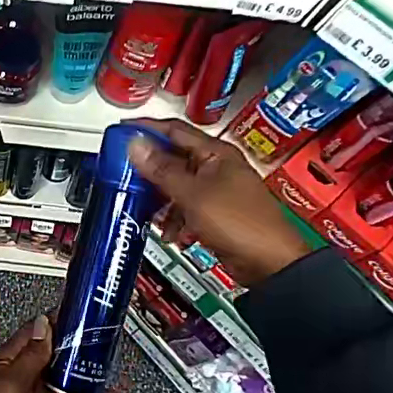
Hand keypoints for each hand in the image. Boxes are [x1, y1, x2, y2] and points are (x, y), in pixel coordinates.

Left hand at [0, 316, 121, 392]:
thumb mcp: (13, 386)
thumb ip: (31, 355)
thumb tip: (42, 324)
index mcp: (5, 364)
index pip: (34, 335)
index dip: (56, 324)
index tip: (78, 318)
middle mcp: (19, 379)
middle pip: (56, 359)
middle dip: (81, 358)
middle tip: (104, 354)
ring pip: (67, 386)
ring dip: (90, 389)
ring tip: (111, 392)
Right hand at [127, 119, 311, 287]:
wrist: (269, 263)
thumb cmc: (242, 223)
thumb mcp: (192, 194)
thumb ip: (162, 170)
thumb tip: (137, 145)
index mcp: (215, 153)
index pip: (175, 131)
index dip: (147, 129)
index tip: (123, 131)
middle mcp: (217, 168)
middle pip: (174, 161)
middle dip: (152, 173)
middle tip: (128, 178)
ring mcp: (218, 191)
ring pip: (178, 188)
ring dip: (164, 203)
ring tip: (153, 216)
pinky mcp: (217, 214)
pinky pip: (188, 209)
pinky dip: (178, 220)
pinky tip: (174, 234)